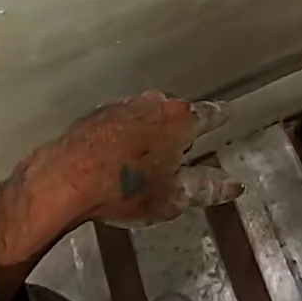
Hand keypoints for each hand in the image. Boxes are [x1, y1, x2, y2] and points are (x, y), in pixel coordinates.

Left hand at [0, 93, 239, 300]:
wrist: (68, 177)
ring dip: (152, 129)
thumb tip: (234, 185)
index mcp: (179, 119)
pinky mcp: (100, 113)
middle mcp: (155, 103)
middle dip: (181, 127)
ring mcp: (124, 104)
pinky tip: (121, 154)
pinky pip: (124, 120)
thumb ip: (206, 188)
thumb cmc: (127, 189)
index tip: (226, 113)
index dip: (218, 117)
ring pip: (148, 114)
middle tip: (184, 148)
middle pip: (176, 112)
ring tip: (150, 155)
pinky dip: (128, 133)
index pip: (208, 115)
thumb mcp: (173, 197)